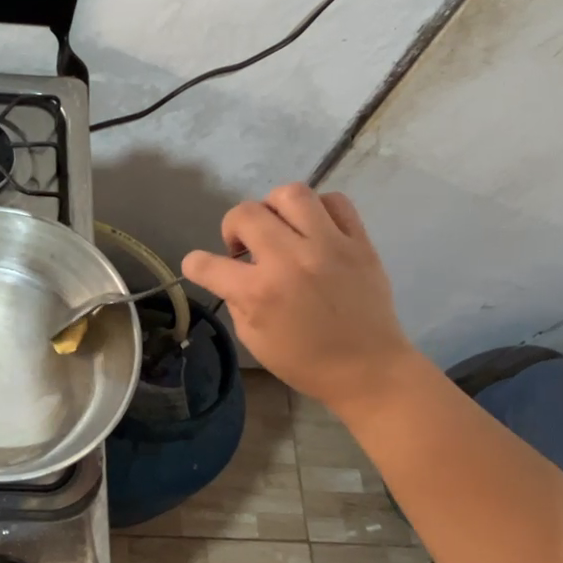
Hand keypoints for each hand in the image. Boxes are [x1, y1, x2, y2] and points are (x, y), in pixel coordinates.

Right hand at [181, 184, 425, 413]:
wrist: (367, 368)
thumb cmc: (305, 362)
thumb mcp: (254, 339)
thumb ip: (238, 300)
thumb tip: (234, 276)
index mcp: (259, 292)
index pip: (206, 264)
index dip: (195, 265)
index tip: (202, 268)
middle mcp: (290, 260)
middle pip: (245, 214)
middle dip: (232, 227)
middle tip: (244, 248)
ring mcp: (329, 246)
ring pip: (290, 194)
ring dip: (273, 208)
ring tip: (279, 229)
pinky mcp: (359, 242)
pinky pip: (335, 202)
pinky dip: (317, 209)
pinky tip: (314, 229)